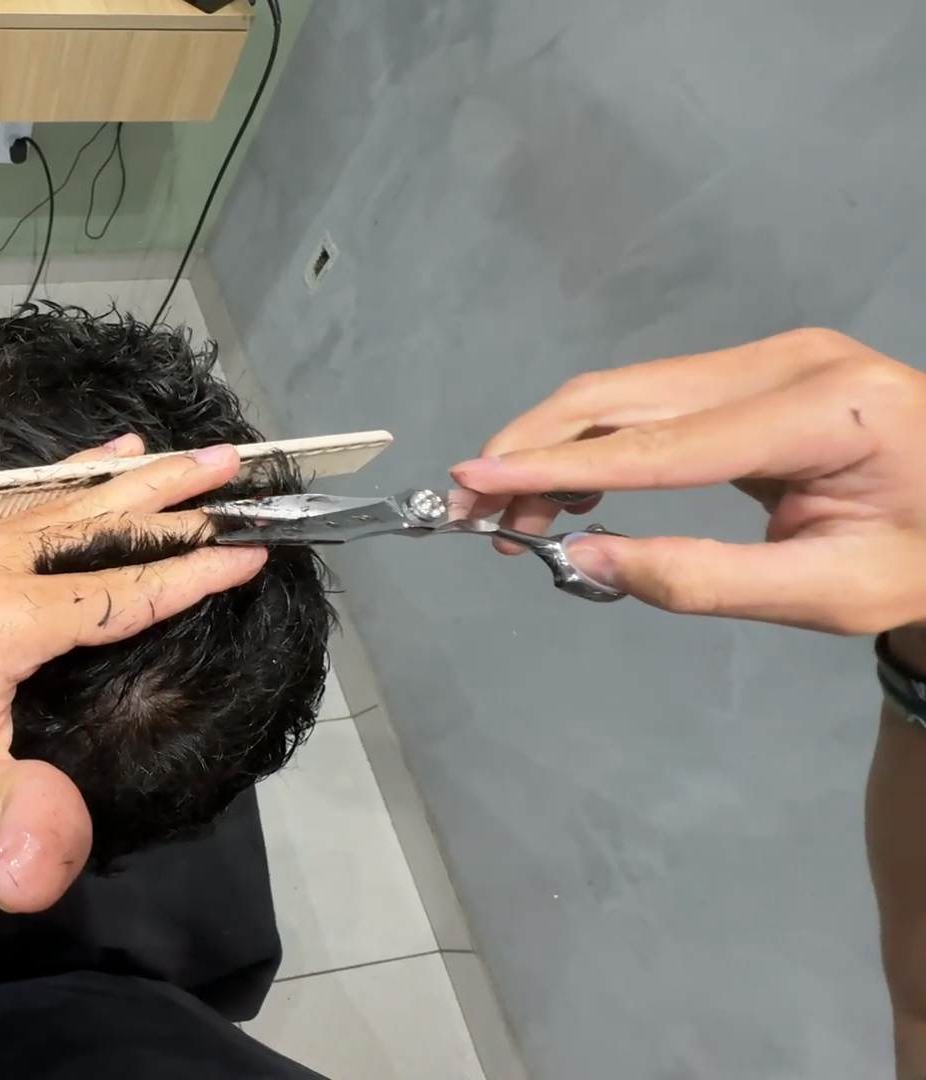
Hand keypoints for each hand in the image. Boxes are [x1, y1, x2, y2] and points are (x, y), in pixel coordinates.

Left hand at [0, 436, 265, 912]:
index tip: (251, 553)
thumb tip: (49, 874)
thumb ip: (19, 827)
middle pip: (98, 525)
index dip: (187, 576)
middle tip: (241, 468)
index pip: (115, 591)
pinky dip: (78, 475)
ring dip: (139, 479)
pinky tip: (112, 453)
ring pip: (67, 503)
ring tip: (199, 455)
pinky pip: (27, 501)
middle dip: (176, 499)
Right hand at [451, 328, 925, 634]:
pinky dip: (575, 446)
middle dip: (525, 454)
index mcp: (830, 412)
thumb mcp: (832, 593)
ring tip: (511, 515)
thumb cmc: (924, 557)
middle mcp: (784, 364)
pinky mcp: (734, 371)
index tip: (471, 478)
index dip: (552, 466)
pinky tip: (565, 490)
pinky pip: (627, 401)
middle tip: (472, 512)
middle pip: (611, 401)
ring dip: (540, 452)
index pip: (655, 446)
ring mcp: (757, 359)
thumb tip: (579, 554)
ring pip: (606, 397)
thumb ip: (701, 580)